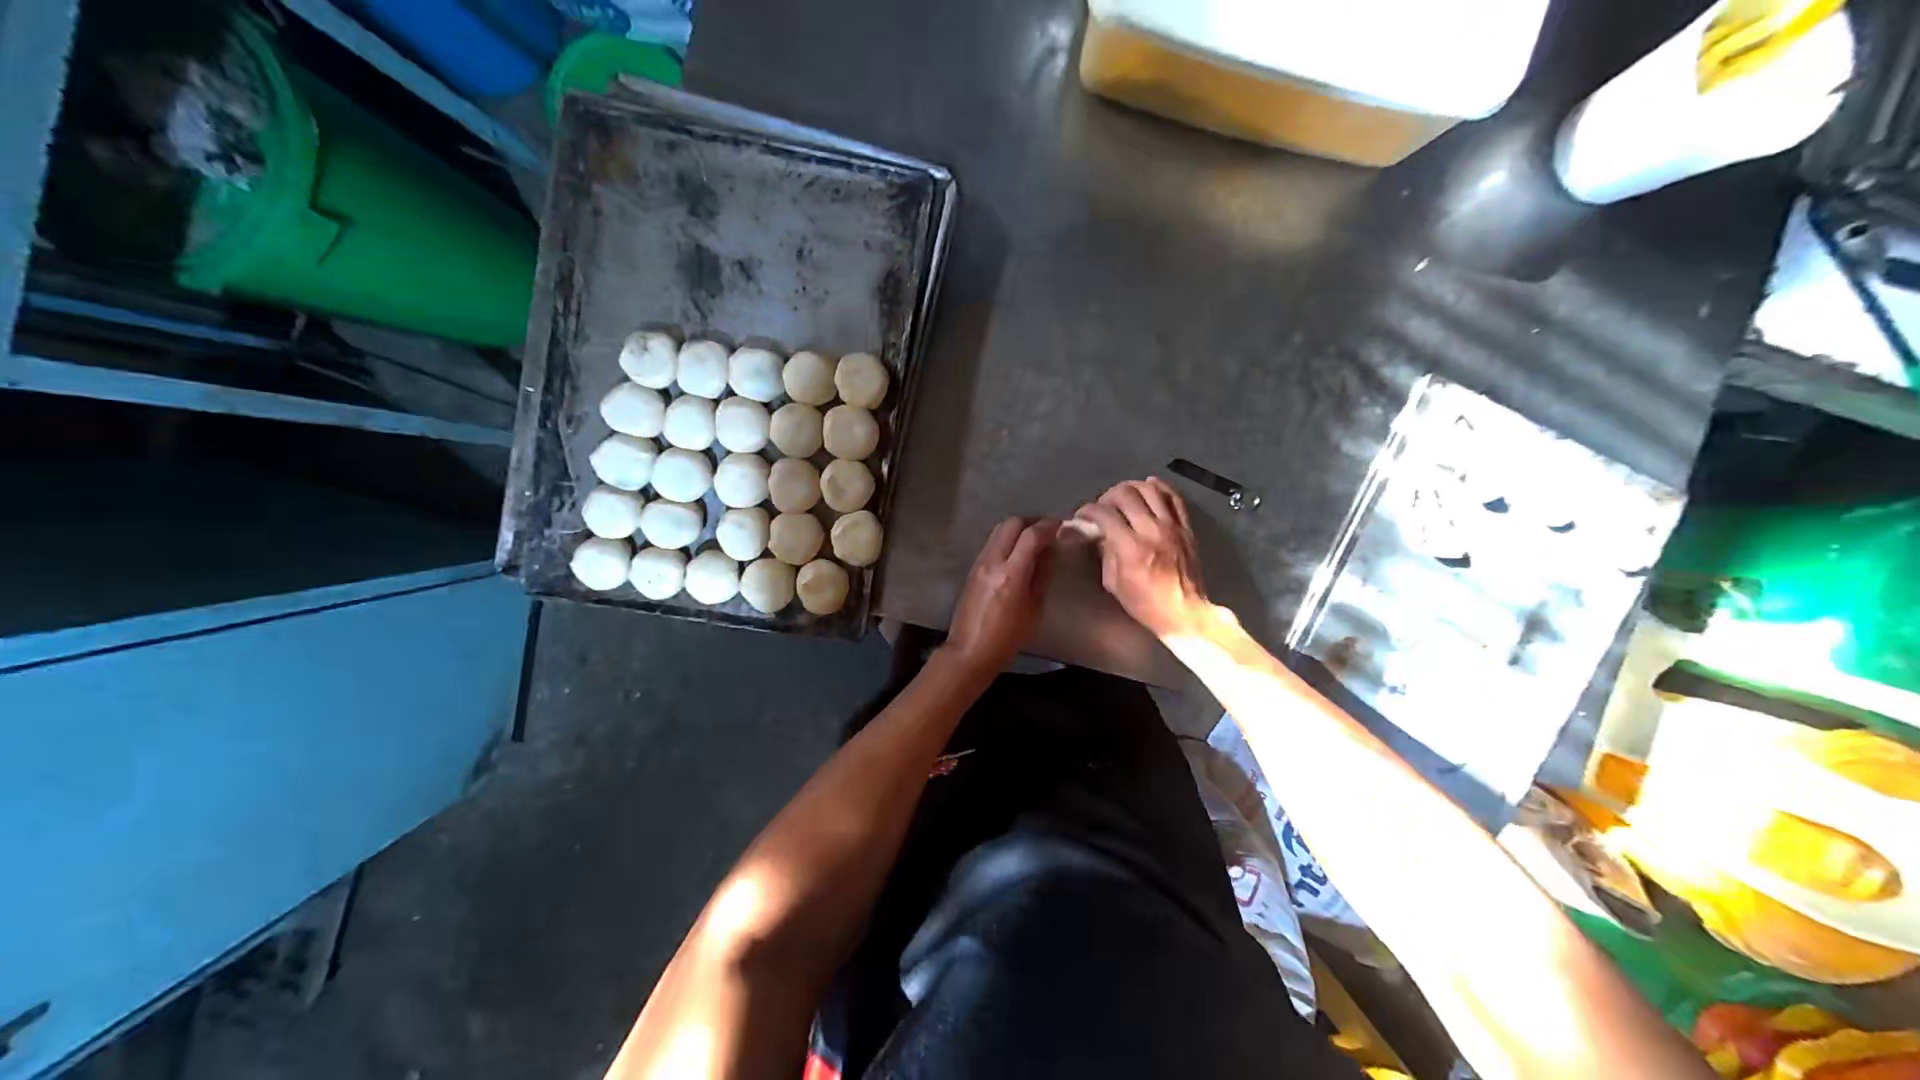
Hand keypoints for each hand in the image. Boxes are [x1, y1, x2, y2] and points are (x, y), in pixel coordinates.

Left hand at [943, 516, 1059, 674]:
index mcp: (1011, 574)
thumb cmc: (1008, 636)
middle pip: (1012, 524)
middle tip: (1049, 530)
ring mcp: (979, 562)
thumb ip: (1042, 574)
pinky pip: (992, 542)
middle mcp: (992, 561)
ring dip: (1018, 528)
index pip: (1031, 535)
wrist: (970, 650)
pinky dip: (1007, 539)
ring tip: (1035, 539)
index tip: (1062, 525)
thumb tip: (1050, 550)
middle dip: (1033, 521)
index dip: (1049, 526)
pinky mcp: (973, 567)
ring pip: (999, 530)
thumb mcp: (1035, 607)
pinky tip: (1018, 551)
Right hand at [1072, 478, 1213, 639]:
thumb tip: (1101, 533)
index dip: (1088, 510)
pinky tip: (1148, 485)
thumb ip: (1106, 553)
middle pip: (1125, 495)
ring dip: (1131, 487)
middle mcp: (1152, 531)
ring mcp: (1172, 526)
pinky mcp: (1186, 527)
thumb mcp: (1114, 583)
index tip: (1082, 514)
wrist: (1185, 613)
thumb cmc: (1145, 604)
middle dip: (1107, 496)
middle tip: (1102, 506)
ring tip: (1122, 496)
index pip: (1105, 515)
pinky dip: (1160, 487)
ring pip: (1150, 490)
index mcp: (1131, 548)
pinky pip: (1174, 498)